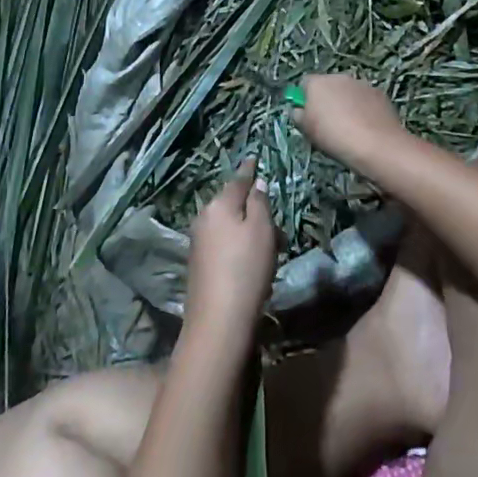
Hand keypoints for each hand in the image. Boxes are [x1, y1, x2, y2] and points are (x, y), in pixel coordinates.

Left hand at [182, 158, 276, 353]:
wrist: (219, 318)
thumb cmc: (246, 268)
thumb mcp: (262, 230)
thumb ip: (260, 202)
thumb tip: (256, 184)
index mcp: (218, 204)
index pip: (238, 180)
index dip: (249, 170)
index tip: (253, 158)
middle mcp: (203, 217)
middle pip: (233, 204)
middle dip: (255, 209)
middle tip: (278, 226)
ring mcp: (198, 241)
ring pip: (230, 225)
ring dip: (249, 230)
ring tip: (272, 249)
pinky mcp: (200, 263)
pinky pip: (224, 243)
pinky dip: (240, 246)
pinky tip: (253, 263)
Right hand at [292, 74, 405, 171]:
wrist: (377, 145)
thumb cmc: (334, 136)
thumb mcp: (306, 130)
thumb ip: (298, 115)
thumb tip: (300, 110)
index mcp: (318, 83)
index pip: (304, 83)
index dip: (304, 98)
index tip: (308, 116)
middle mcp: (340, 77)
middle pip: (328, 85)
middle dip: (326, 100)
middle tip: (327, 123)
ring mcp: (362, 84)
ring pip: (348, 92)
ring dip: (346, 103)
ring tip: (349, 127)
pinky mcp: (380, 94)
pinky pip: (365, 99)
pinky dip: (363, 108)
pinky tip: (366, 127)